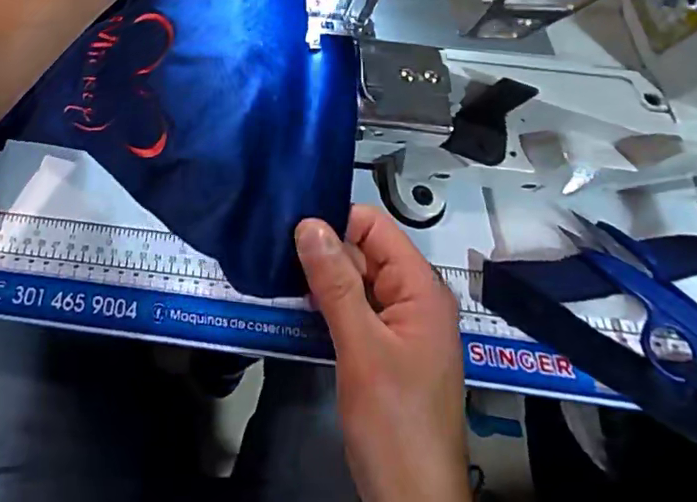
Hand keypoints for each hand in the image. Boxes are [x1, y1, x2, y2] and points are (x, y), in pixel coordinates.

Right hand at [297, 206, 469, 501]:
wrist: (411, 501)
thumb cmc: (394, 421)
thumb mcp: (361, 348)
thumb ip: (335, 283)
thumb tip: (309, 224)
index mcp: (421, 288)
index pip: (374, 227)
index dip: (335, 222)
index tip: (291, 230)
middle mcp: (413, 298)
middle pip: (363, 251)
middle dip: (323, 253)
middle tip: (276, 257)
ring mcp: (399, 325)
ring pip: (354, 281)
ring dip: (321, 281)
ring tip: (279, 277)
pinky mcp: (383, 348)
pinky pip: (353, 309)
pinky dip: (327, 306)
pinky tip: (298, 308)